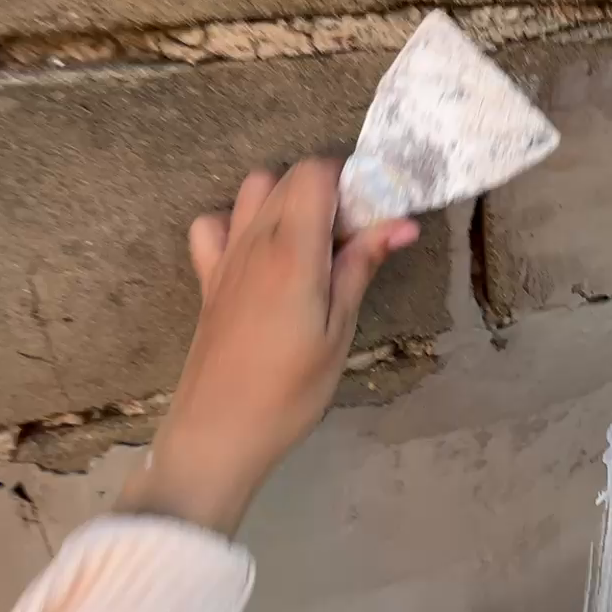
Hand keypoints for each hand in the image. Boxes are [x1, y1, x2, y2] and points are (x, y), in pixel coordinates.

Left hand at [117, 157, 418, 535]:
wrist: (216, 439)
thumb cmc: (289, 390)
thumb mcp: (340, 329)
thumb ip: (363, 265)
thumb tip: (404, 221)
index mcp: (292, 250)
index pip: (315, 172)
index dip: (349, 176)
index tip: (374, 207)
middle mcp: (254, 241)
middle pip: (289, 175)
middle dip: (329, 186)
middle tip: (356, 231)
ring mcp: (224, 258)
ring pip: (252, 189)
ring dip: (286, 195)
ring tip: (313, 236)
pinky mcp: (207, 279)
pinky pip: (213, 224)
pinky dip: (237, 221)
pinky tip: (261, 251)